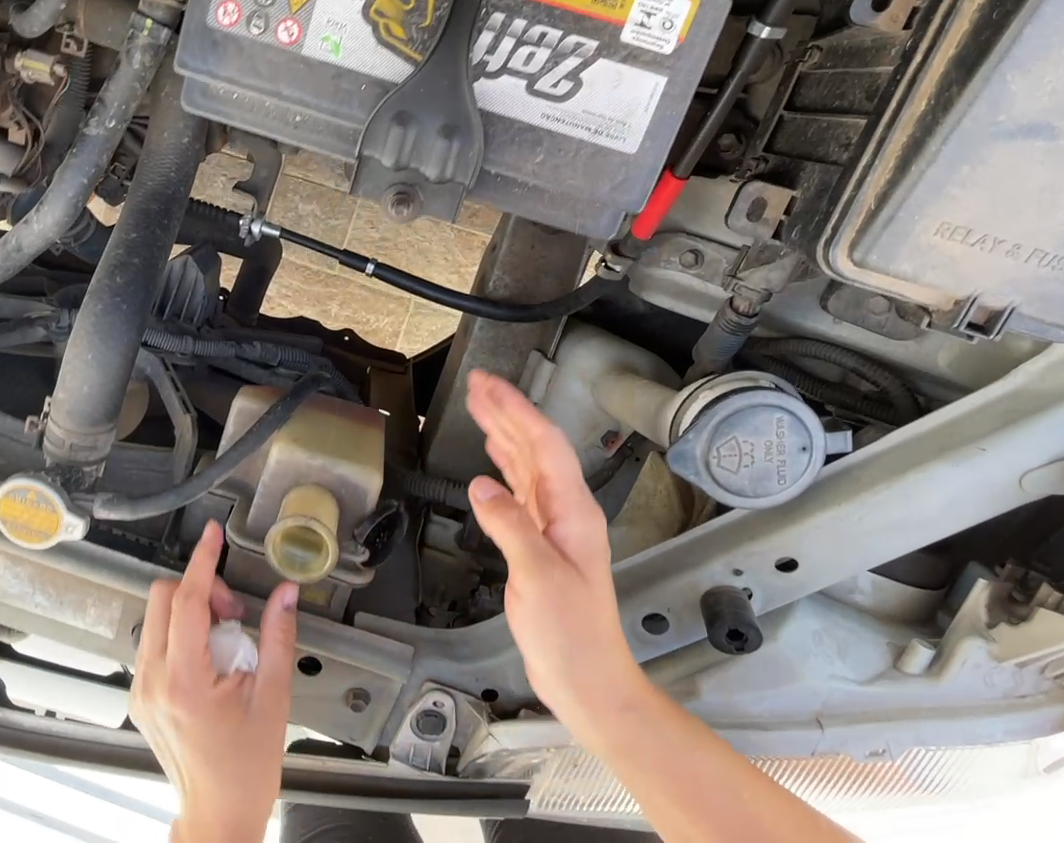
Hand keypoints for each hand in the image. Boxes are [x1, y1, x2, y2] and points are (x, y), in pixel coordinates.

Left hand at [129, 520, 298, 842]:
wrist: (218, 813)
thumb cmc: (245, 768)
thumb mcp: (273, 697)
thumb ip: (278, 636)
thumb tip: (286, 594)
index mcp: (184, 681)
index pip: (185, 601)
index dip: (201, 561)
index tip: (211, 535)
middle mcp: (153, 682)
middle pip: (162, 600)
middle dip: (200, 590)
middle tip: (232, 611)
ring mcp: (142, 690)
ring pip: (156, 618)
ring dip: (190, 612)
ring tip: (225, 640)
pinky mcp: (141, 695)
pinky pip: (154, 642)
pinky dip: (181, 634)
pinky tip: (210, 658)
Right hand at [465, 369, 637, 724]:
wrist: (587, 679)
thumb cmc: (572, 634)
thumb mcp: (539, 577)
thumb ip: (510, 526)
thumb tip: (480, 485)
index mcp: (572, 510)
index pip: (543, 444)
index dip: (516, 410)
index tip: (488, 385)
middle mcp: (565, 510)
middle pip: (534, 447)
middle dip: (506, 412)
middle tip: (476, 383)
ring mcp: (553, 525)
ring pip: (526, 466)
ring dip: (502, 433)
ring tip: (479, 407)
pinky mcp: (539, 543)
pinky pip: (519, 491)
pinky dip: (503, 467)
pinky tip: (491, 458)